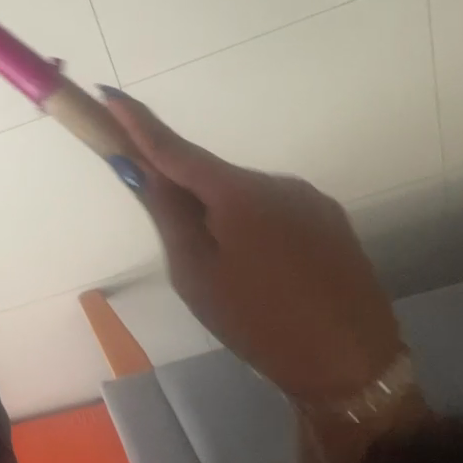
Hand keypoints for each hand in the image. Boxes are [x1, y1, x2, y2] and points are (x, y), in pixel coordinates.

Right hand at [102, 88, 402, 402]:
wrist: (355, 370)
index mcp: (238, 193)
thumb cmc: (258, 323)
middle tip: (178, 241)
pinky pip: (271, 209)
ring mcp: (310, 200)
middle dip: (182, 191)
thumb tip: (141, 168)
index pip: (172, 147)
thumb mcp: (194, 273)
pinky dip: (251, 224)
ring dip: (220, 213)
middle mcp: (276, 183)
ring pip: (241, 193)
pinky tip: (261, 269)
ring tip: (229, 271)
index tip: (106, 92)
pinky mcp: (331, 222)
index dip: (135, 120)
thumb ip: (167, 212)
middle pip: (208, 174)